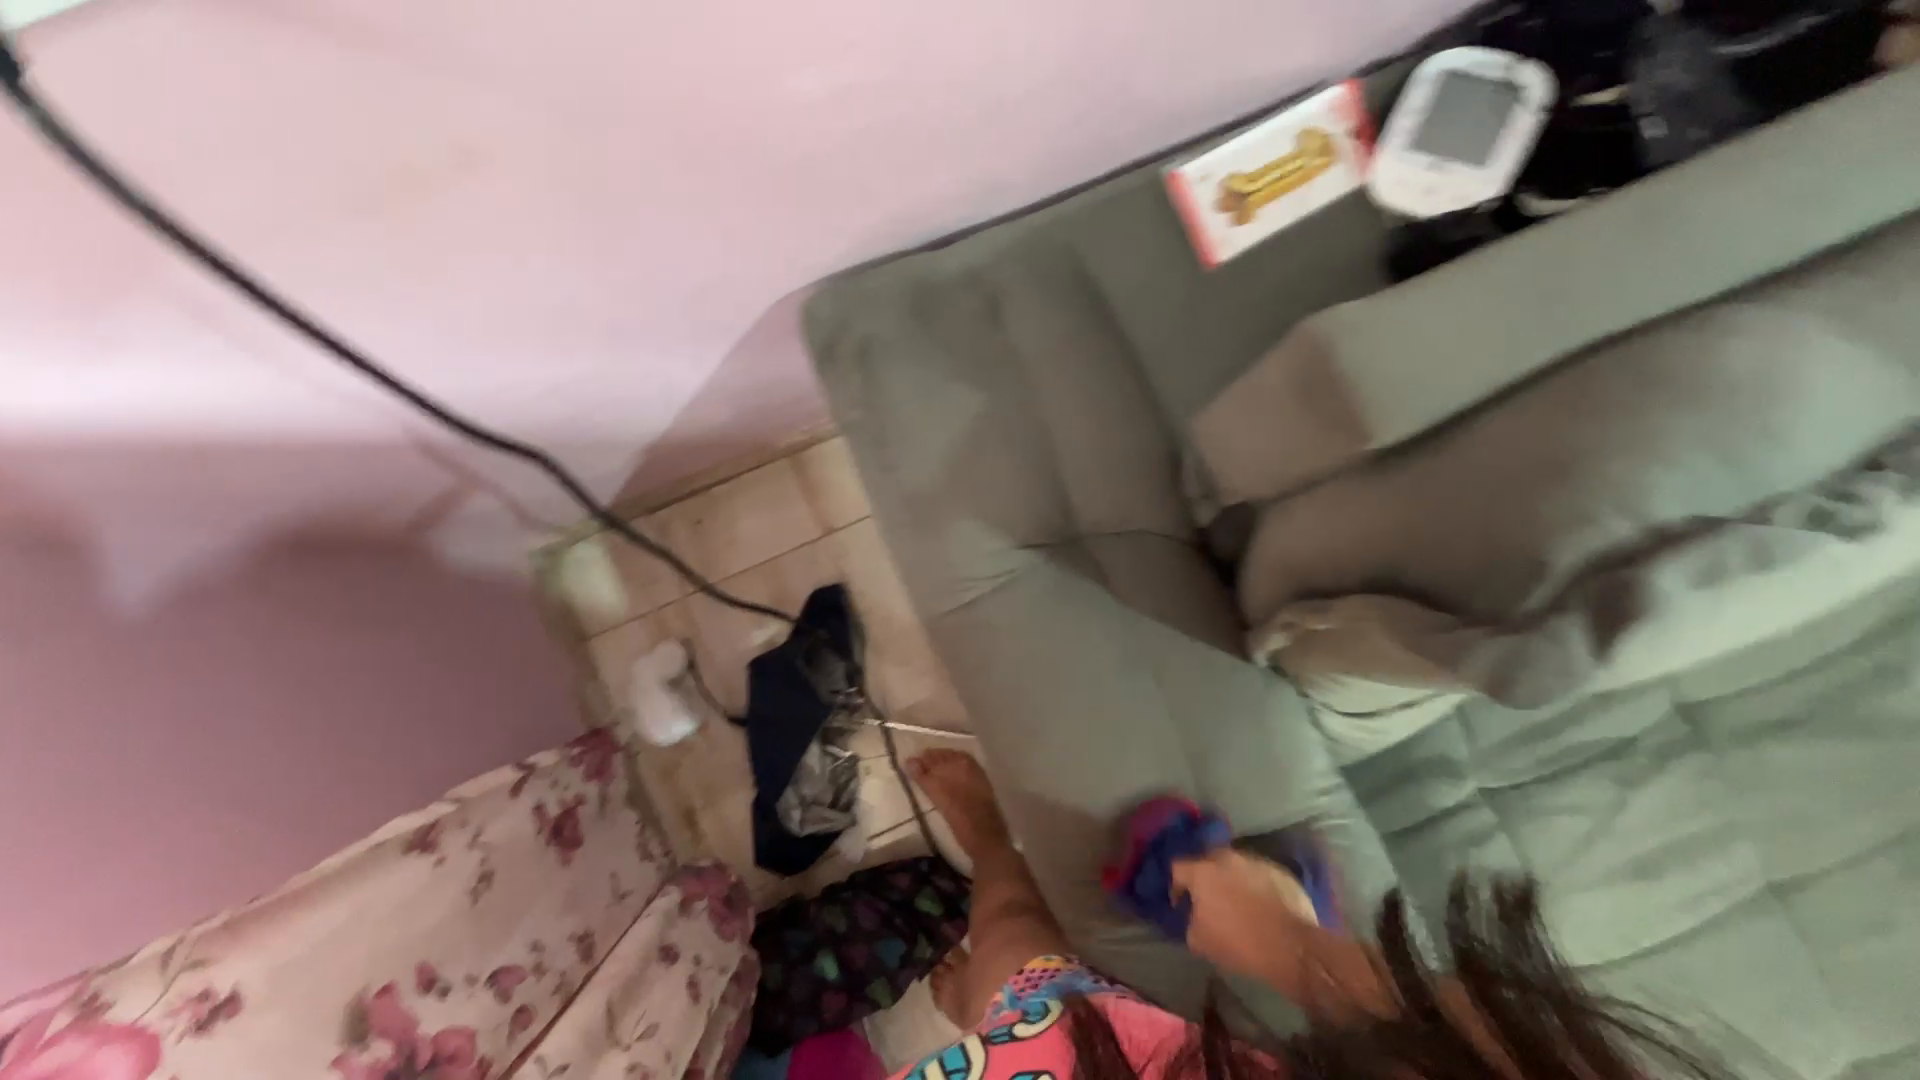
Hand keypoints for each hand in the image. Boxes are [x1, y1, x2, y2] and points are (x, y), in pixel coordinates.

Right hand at [1170, 848, 1319, 978]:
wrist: (1293, 947)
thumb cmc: (1239, 943)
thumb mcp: (1200, 941)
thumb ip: (1191, 922)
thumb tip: (1196, 918)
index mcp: (1203, 872)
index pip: (1178, 868)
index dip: (1177, 886)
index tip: (1182, 905)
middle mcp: (1228, 858)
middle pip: (1208, 861)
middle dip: (1206, 878)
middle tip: (1211, 901)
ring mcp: (1257, 862)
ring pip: (1237, 866)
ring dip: (1234, 881)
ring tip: (1241, 904)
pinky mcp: (1281, 872)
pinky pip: (1261, 876)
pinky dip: (1258, 887)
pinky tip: (1264, 908)